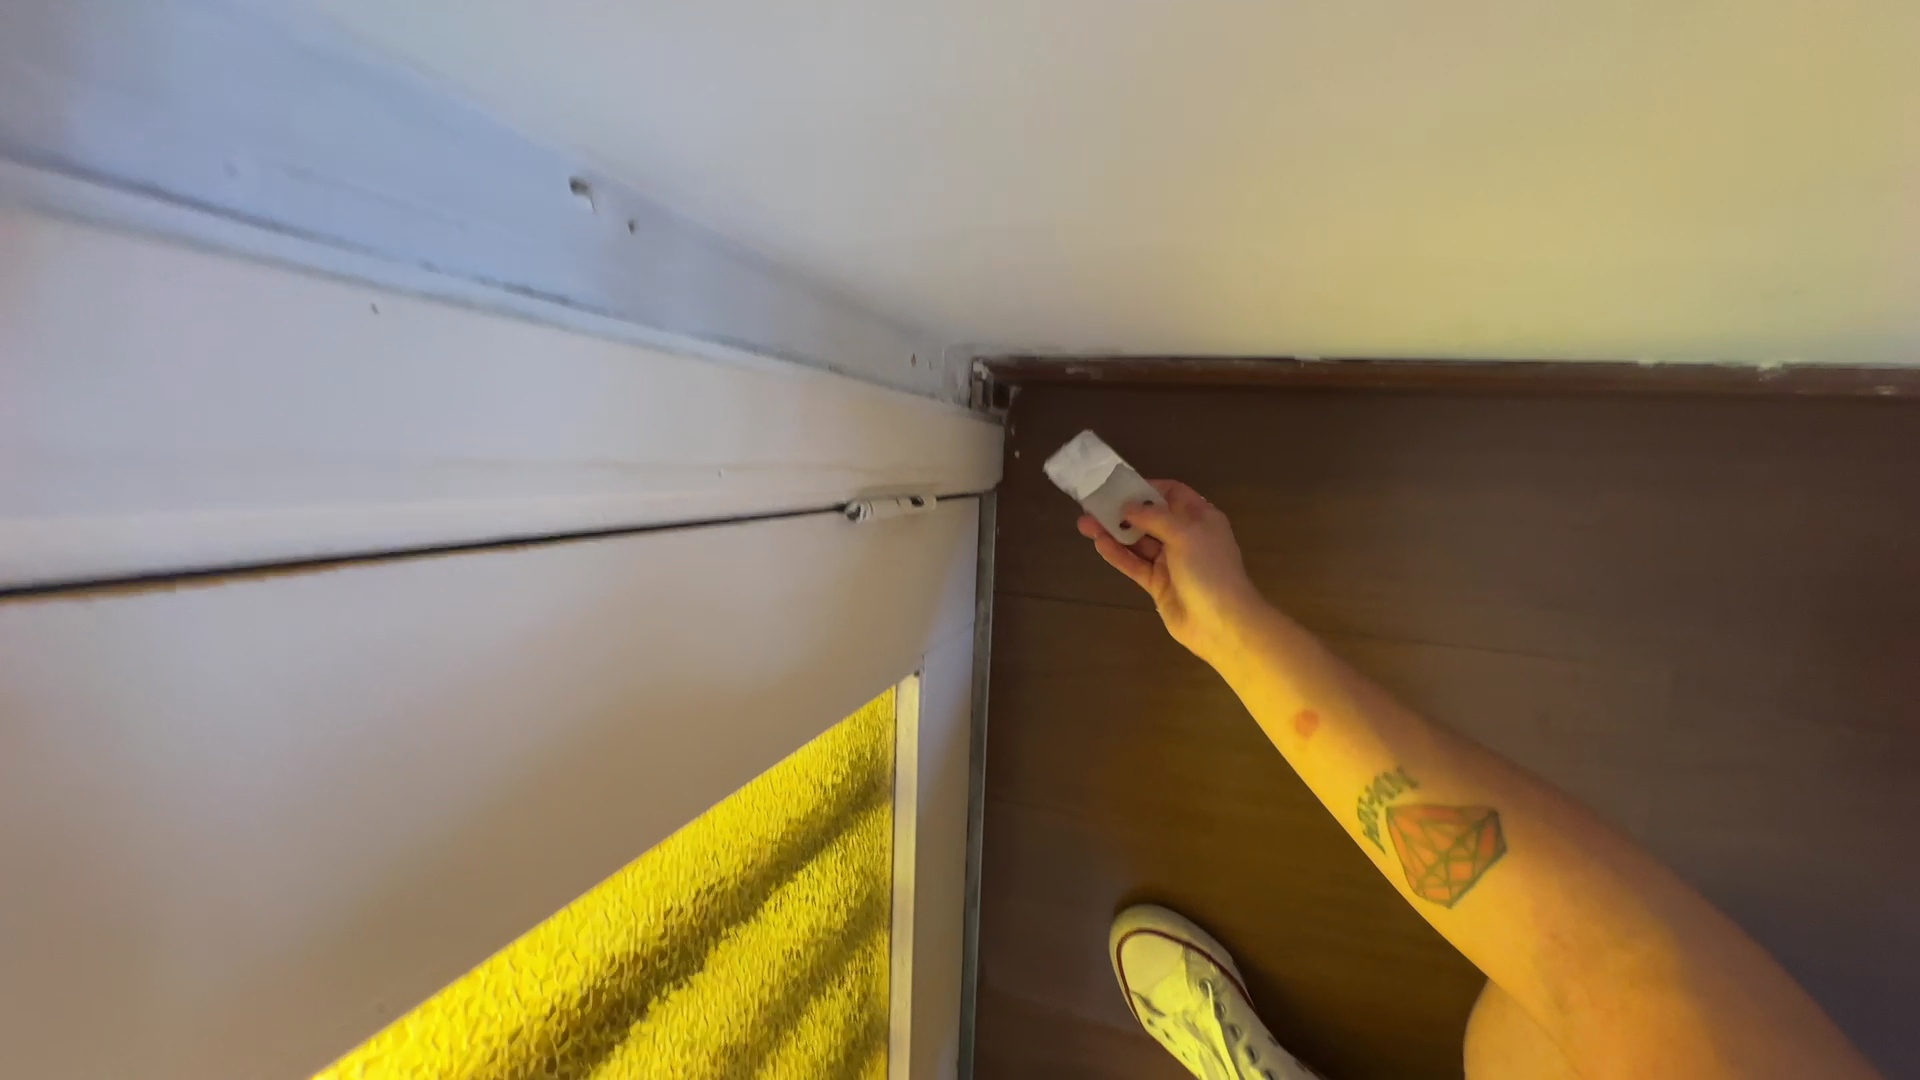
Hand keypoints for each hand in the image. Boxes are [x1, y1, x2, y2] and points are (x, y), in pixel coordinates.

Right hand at [1076, 479, 1265, 662]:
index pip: (1172, 494)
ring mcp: (1170, 562)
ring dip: (1113, 532)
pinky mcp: (1157, 584)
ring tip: (1085, 523)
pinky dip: (1117, 554)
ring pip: (1138, 542)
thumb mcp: (1185, 534)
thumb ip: (1154, 518)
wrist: (1221, 623)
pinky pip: (1134, 564)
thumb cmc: (1209, 569)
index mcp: (1200, 518)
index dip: (1148, 488)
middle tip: (1093, 505)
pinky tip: (1099, 543)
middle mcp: (1185, 537)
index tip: (1121, 486)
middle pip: (1150, 518)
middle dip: (1122, 511)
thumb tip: (1127, 507)